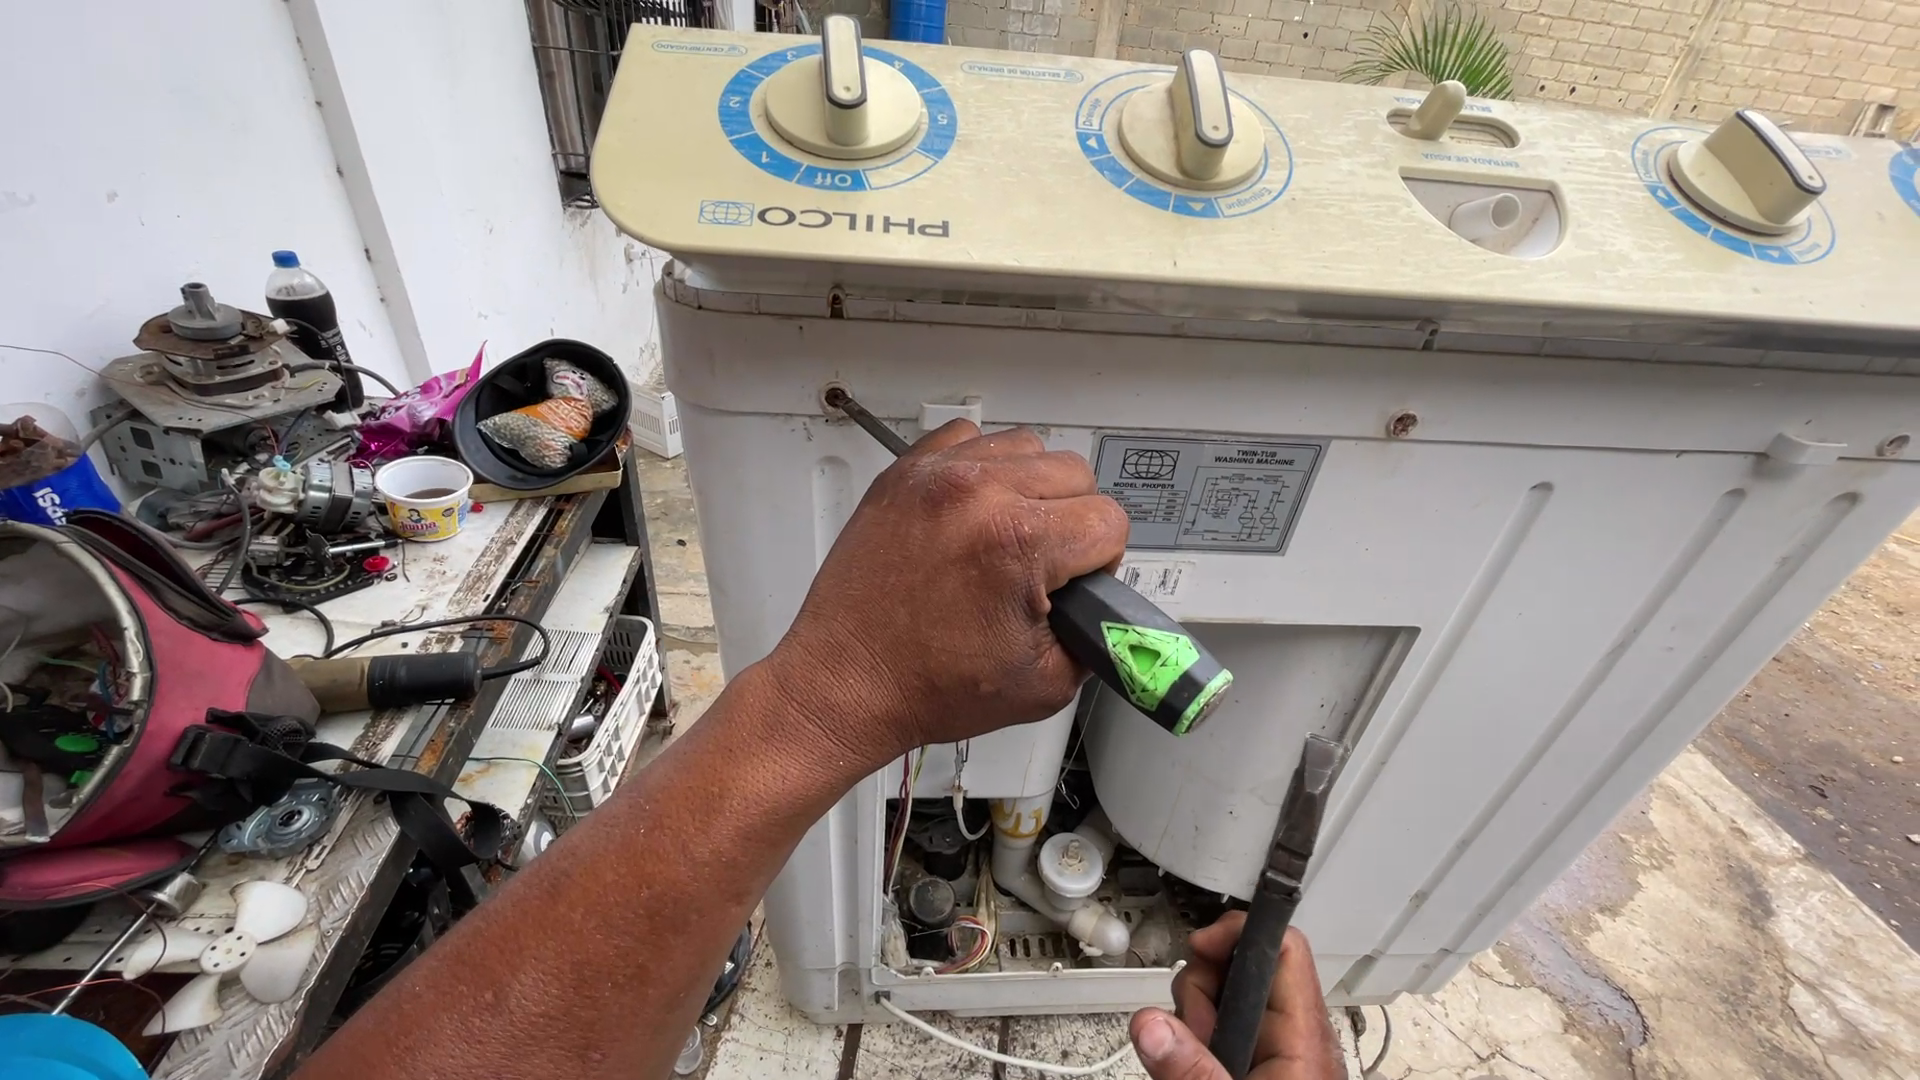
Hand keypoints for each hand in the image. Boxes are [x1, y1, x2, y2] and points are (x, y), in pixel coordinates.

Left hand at [766, 419, 1127, 763]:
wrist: (846, 681)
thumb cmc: (923, 686)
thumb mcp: (1044, 684)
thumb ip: (1095, 633)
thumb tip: (1110, 604)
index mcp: (1017, 542)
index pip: (1109, 520)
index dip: (1101, 560)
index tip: (1074, 580)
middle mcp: (977, 494)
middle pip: (1075, 473)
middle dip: (1072, 521)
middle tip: (1042, 564)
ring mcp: (936, 476)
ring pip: (1027, 447)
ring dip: (1031, 488)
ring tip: (1007, 534)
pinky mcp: (905, 474)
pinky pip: (968, 437)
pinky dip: (982, 466)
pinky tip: (973, 509)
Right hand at [1130, 914, 1344, 1079]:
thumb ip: (1190, 1075)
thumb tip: (1148, 1024)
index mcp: (1302, 1041)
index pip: (1281, 948)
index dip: (1237, 935)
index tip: (1198, 954)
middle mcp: (1291, 1038)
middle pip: (1239, 966)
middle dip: (1201, 991)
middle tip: (1194, 1037)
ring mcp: (1272, 1054)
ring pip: (1220, 998)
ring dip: (1193, 1021)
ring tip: (1193, 1065)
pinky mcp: (1253, 1069)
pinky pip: (1215, 1031)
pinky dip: (1194, 1043)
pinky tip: (1191, 1070)